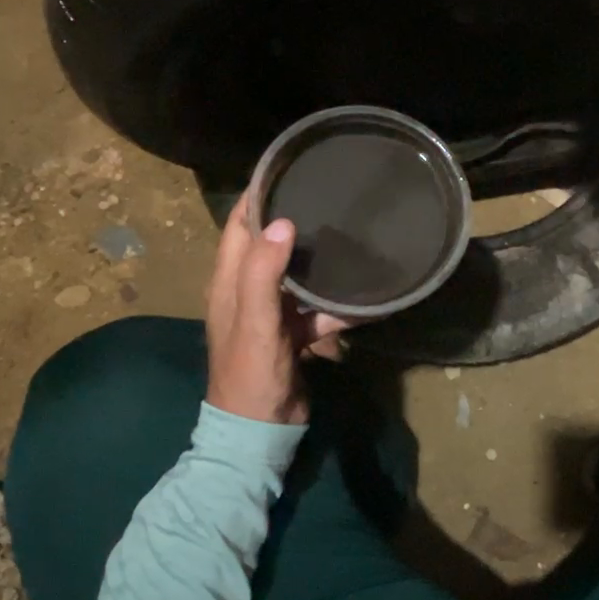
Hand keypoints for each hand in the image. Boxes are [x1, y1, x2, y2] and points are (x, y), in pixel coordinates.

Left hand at [203, 194, 346, 424]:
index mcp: (229, 281)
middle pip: (271, 244)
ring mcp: (274, 312)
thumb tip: (281, 222)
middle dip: (295, 219)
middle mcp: (249, 290)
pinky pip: (320, 308)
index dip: (257, 196)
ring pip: (299, 275)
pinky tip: (369, 296)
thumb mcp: (255, 321)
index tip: (287, 168)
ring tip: (355, 234)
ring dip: (322, 260)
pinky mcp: (295, 332)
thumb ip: (263, 273)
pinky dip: (340, 303)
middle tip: (331, 195)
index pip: (239, 224)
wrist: (261, 431)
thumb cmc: (250, 373)